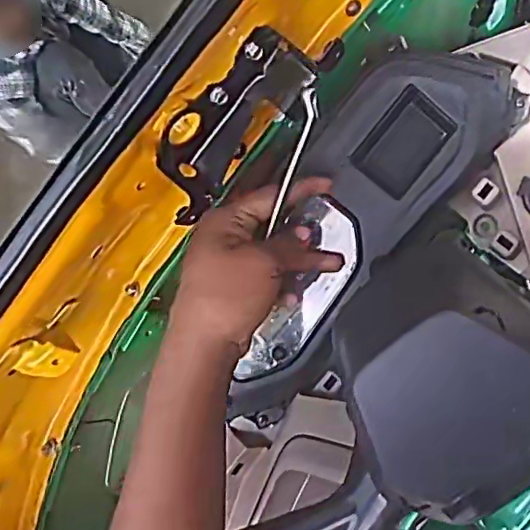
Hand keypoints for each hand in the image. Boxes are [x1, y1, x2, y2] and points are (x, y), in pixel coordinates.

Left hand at [169, 177, 342, 356]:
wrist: (205, 344)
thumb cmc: (219, 301)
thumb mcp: (264, 262)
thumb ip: (288, 244)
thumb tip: (302, 235)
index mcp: (225, 221)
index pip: (270, 195)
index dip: (301, 190)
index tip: (323, 186)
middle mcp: (224, 238)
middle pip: (274, 227)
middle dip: (302, 236)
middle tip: (324, 238)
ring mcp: (229, 263)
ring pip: (274, 254)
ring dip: (298, 262)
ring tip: (323, 265)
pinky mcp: (235, 286)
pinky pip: (268, 276)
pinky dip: (284, 281)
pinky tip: (292, 292)